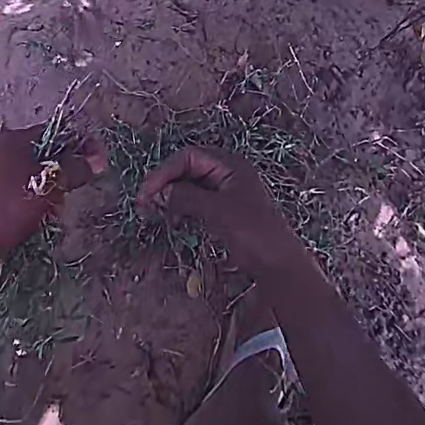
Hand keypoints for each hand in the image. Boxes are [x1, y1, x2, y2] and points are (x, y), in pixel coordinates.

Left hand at [0, 124, 107, 281]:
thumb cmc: (4, 209)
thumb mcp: (45, 186)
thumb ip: (73, 169)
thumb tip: (98, 158)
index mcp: (13, 139)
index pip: (56, 131)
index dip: (81, 145)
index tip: (99, 163)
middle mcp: (1, 150)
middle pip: (46, 154)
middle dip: (64, 174)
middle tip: (69, 195)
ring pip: (35, 176)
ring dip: (50, 192)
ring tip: (52, 213)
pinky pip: (22, 192)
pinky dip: (34, 203)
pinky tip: (36, 221)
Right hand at [137, 147, 306, 276]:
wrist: (280, 266)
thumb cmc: (253, 233)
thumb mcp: (218, 211)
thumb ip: (187, 197)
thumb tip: (158, 192)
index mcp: (230, 166)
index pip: (189, 157)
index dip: (165, 172)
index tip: (147, 192)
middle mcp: (228, 174)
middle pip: (188, 169)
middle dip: (165, 182)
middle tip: (145, 203)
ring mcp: (227, 193)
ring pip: (190, 186)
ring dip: (171, 196)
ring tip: (154, 211)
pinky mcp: (225, 211)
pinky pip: (196, 201)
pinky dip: (181, 207)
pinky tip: (173, 219)